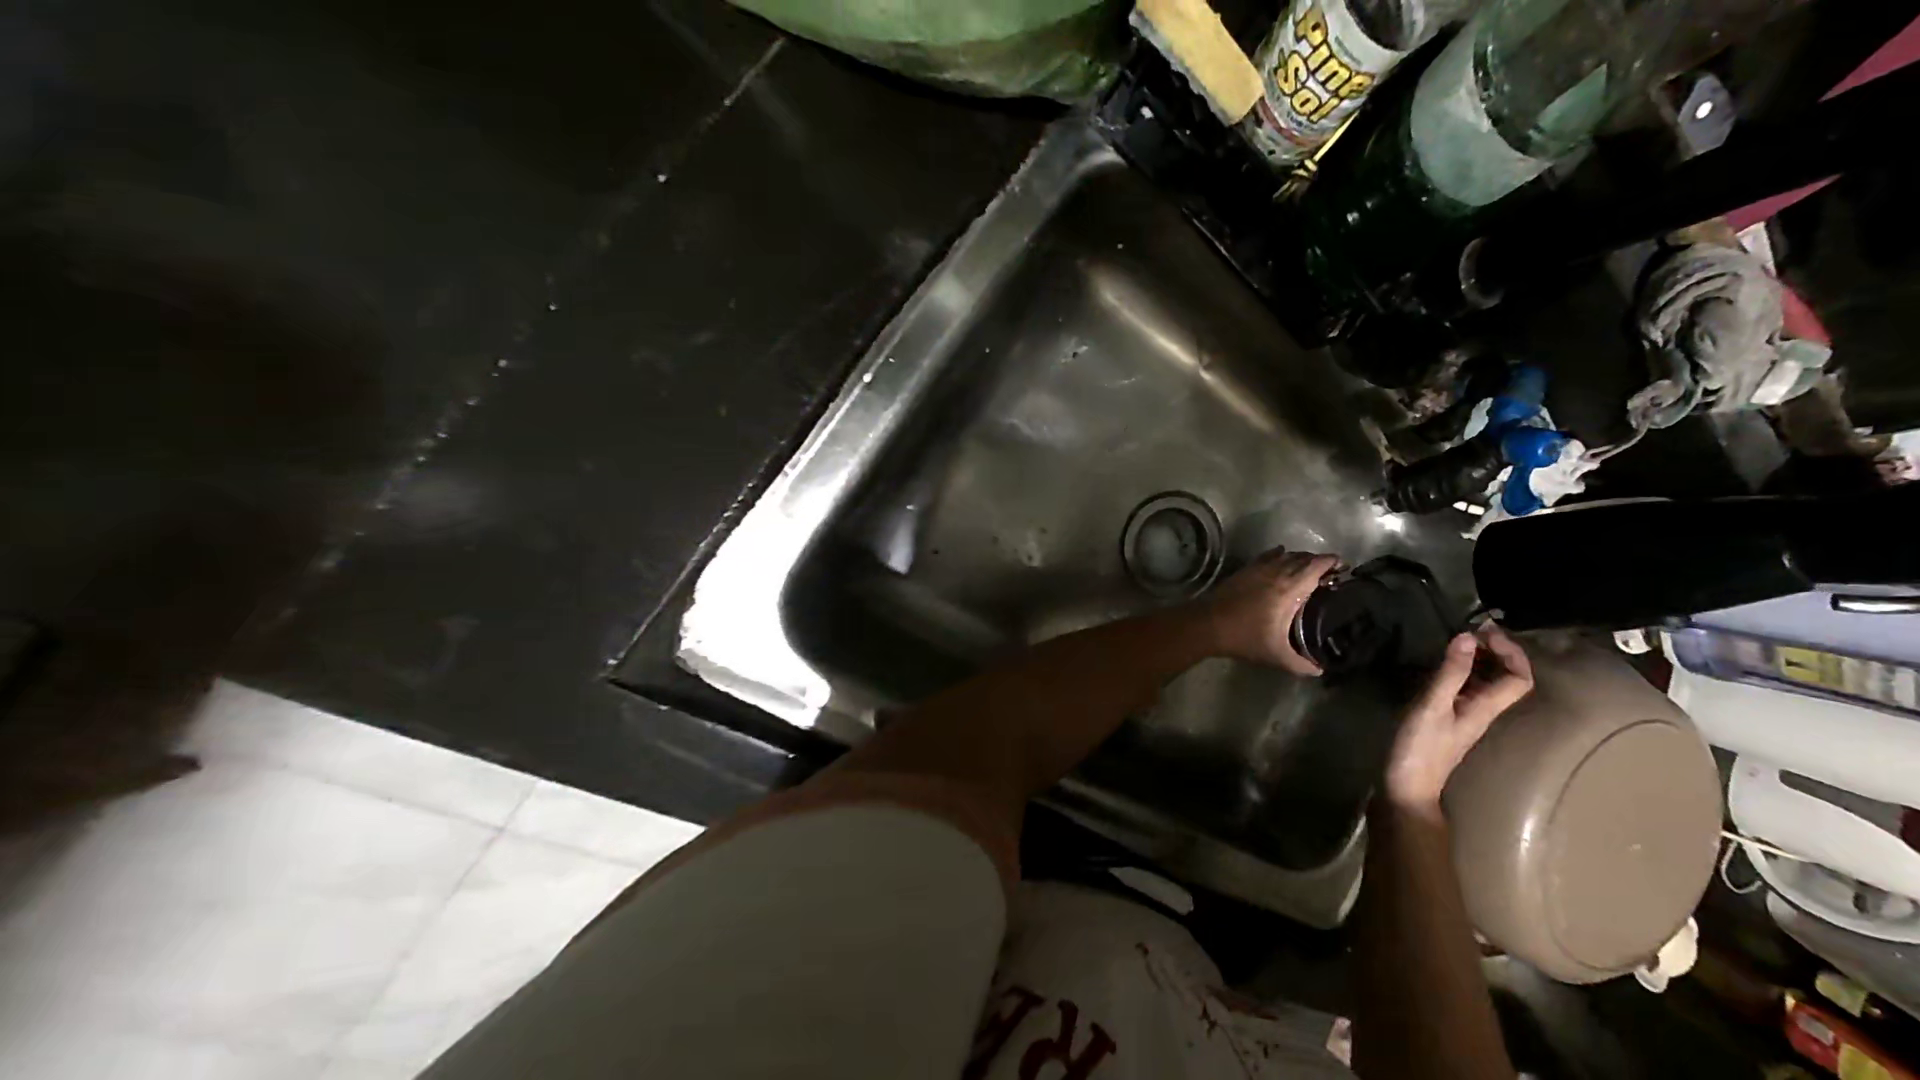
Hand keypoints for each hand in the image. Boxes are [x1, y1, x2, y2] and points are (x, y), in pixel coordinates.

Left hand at [1193, 548, 1338, 675]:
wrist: (1206, 624)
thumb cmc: (1244, 637)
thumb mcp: (1277, 655)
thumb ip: (1301, 664)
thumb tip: (1319, 671)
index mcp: (1290, 588)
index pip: (1316, 565)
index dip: (1331, 562)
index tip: (1342, 567)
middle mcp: (1276, 572)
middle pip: (1303, 557)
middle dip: (1318, 562)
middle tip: (1328, 573)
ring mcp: (1257, 568)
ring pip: (1285, 555)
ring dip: (1299, 558)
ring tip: (1307, 570)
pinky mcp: (1244, 570)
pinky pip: (1266, 556)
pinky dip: (1278, 555)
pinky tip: (1280, 558)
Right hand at [1383, 628, 1533, 815]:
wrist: (1407, 786)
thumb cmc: (1421, 747)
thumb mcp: (1432, 706)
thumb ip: (1450, 673)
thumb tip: (1468, 637)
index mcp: (1486, 708)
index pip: (1519, 678)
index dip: (1511, 652)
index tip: (1484, 631)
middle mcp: (1483, 710)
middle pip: (1506, 678)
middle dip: (1495, 651)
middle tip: (1469, 630)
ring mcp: (1465, 716)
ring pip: (1485, 683)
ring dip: (1477, 660)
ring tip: (1455, 641)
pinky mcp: (1447, 719)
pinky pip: (1464, 689)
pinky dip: (1459, 672)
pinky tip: (1438, 666)